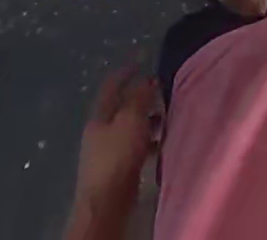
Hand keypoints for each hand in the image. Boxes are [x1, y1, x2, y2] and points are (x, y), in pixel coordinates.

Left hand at [73, 70, 158, 215]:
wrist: (107, 206)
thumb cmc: (117, 156)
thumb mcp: (131, 119)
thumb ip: (140, 97)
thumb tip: (149, 78)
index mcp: (99, 115)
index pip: (112, 85)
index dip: (126, 71)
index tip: (143, 60)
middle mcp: (101, 131)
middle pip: (123, 107)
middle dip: (142, 97)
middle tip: (163, 91)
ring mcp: (108, 152)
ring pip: (131, 128)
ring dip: (148, 121)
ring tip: (167, 118)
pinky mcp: (118, 171)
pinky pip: (136, 148)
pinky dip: (149, 143)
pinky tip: (161, 144)